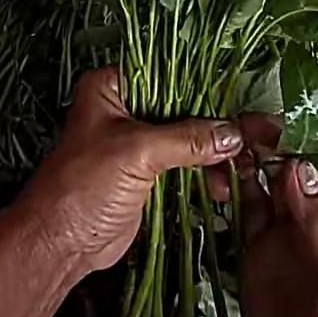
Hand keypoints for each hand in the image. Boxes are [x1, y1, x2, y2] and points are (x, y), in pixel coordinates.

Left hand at [11, 67, 243, 274]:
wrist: (60, 243)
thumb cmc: (85, 183)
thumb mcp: (137, 152)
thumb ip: (186, 139)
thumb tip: (233, 134)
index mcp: (113, 86)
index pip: (166, 73)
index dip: (204, 84)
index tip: (240, 96)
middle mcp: (125, 107)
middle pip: (181, 107)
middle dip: (217, 123)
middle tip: (257, 133)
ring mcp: (136, 141)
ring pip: (185, 138)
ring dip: (215, 152)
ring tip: (247, 163)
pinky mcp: (145, 173)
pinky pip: (183, 165)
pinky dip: (204, 173)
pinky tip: (225, 185)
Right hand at [238, 139, 317, 316]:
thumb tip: (301, 169)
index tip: (288, 133)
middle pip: (305, 171)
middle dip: (280, 144)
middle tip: (250, 128)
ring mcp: (294, 244)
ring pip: (273, 185)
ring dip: (253, 160)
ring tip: (231, 144)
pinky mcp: (262, 259)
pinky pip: (248, 212)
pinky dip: (235, 188)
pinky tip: (225, 173)